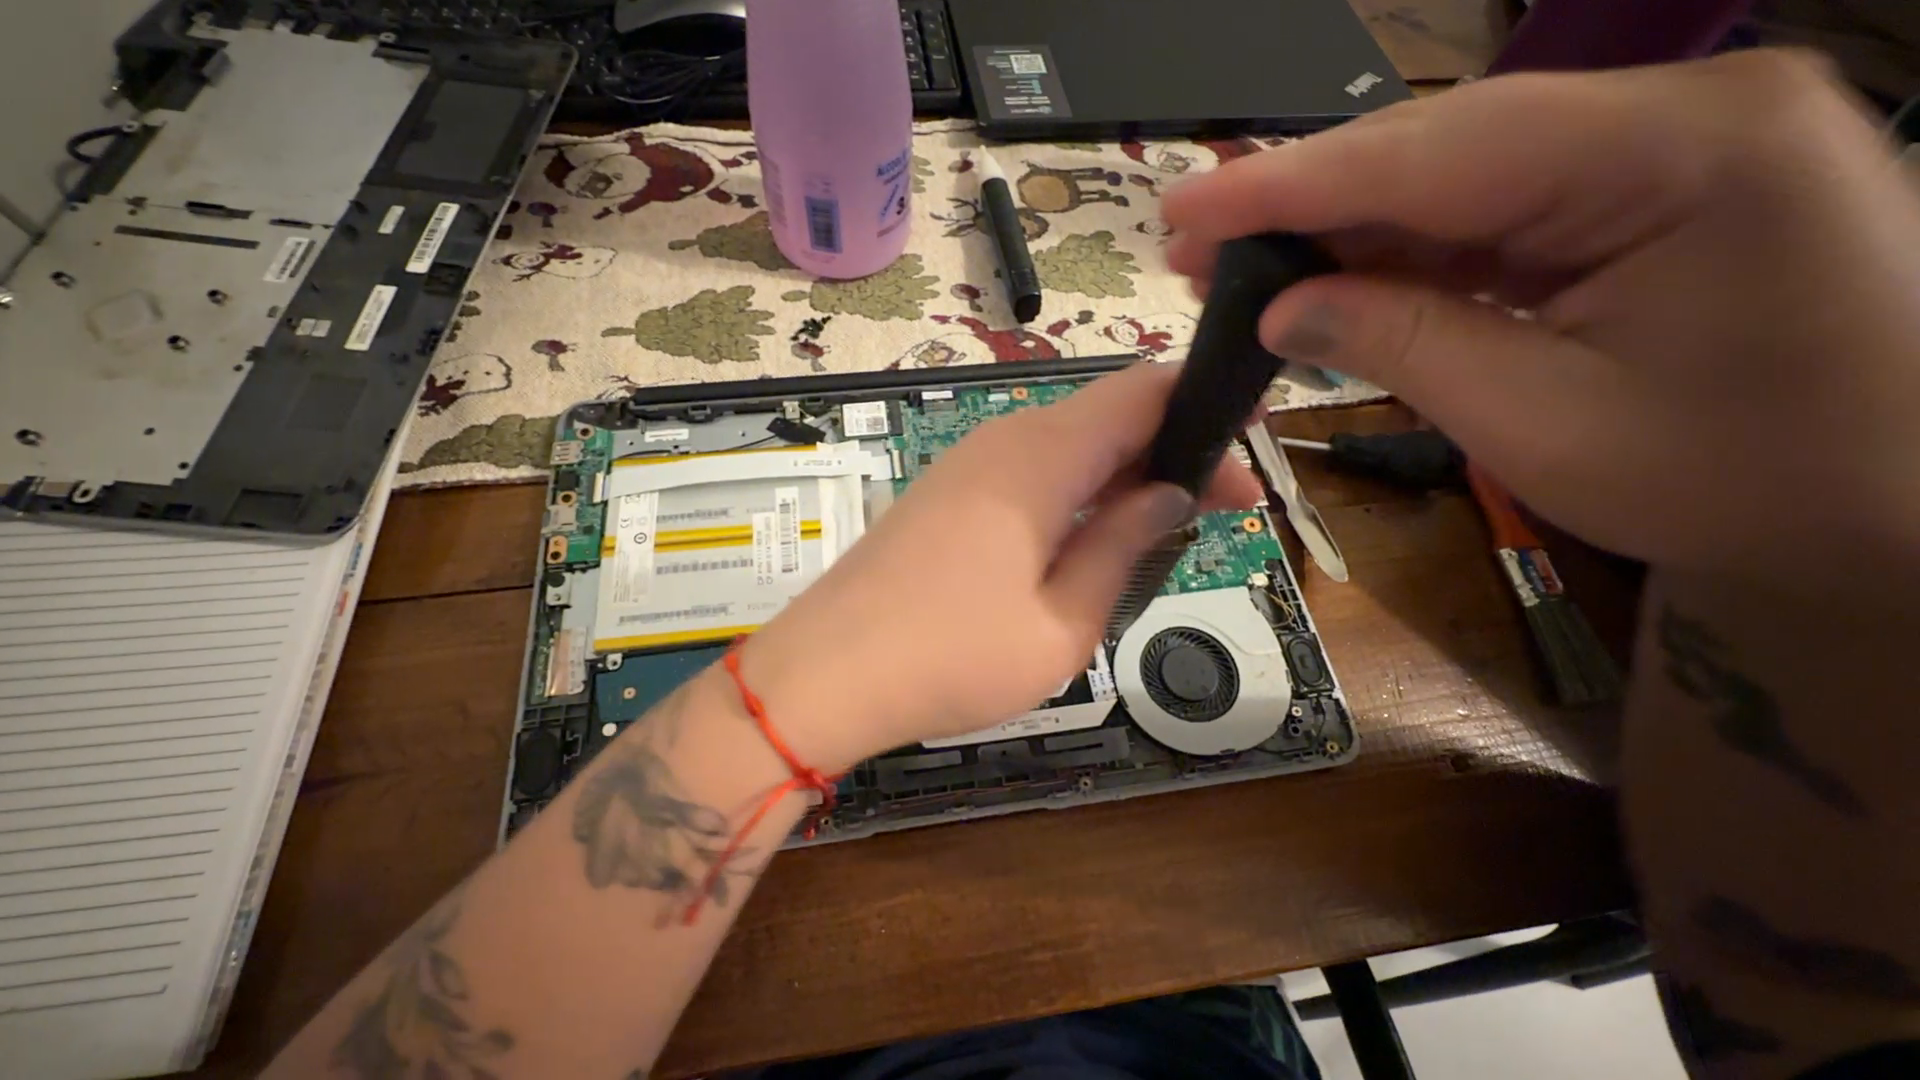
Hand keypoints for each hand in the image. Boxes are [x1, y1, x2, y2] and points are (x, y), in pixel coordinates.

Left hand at [736, 362, 1262, 765]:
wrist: (826, 675)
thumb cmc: (954, 657)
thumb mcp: (1063, 620)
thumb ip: (1122, 545)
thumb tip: (1170, 492)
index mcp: (1042, 456)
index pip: (1142, 390)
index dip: (1205, 409)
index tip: (1249, 456)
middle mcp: (1005, 439)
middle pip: (1109, 413)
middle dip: (1174, 448)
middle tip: (1223, 508)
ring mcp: (969, 462)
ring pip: (1071, 442)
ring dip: (1126, 472)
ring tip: (1169, 526)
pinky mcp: (949, 491)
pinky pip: (1032, 468)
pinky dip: (1080, 488)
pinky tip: (1097, 535)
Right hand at [1164, 50, 1919, 602]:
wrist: (1896, 510)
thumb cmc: (1735, 481)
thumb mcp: (1540, 420)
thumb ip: (1401, 341)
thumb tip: (1284, 306)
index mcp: (1680, 151)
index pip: (1435, 152)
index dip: (1291, 184)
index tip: (1184, 210)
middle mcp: (1676, 114)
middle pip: (1441, 145)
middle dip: (1307, 201)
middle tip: (1194, 247)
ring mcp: (1664, 148)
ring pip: (1458, 175)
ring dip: (1347, 228)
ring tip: (1244, 271)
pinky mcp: (1645, 192)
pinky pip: (1496, 210)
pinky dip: (1407, 252)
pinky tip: (1334, 279)